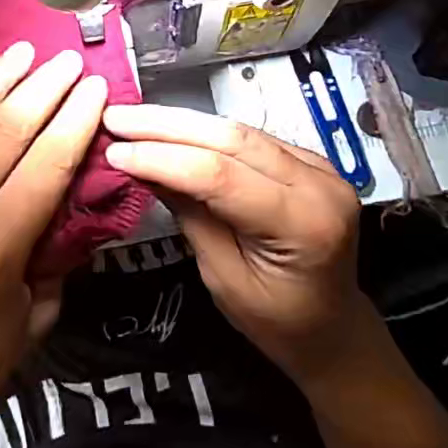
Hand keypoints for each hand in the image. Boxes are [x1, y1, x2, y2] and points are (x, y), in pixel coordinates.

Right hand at [102, 104, 375, 384]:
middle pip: (232, 139)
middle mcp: (320, 184)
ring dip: (182, 123)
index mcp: (305, 224)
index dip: (163, 158)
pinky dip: (206, 132)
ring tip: (134, 119)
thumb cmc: (278, 323)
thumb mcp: (223, 278)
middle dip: (167, 126)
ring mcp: (320, 167)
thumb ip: (189, 215)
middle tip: (117, 118)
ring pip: (240, 130)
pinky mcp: (309, 160)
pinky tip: (170, 129)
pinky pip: (250, 138)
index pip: (221, 175)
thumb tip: (140, 166)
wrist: (333, 329)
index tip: (115, 151)